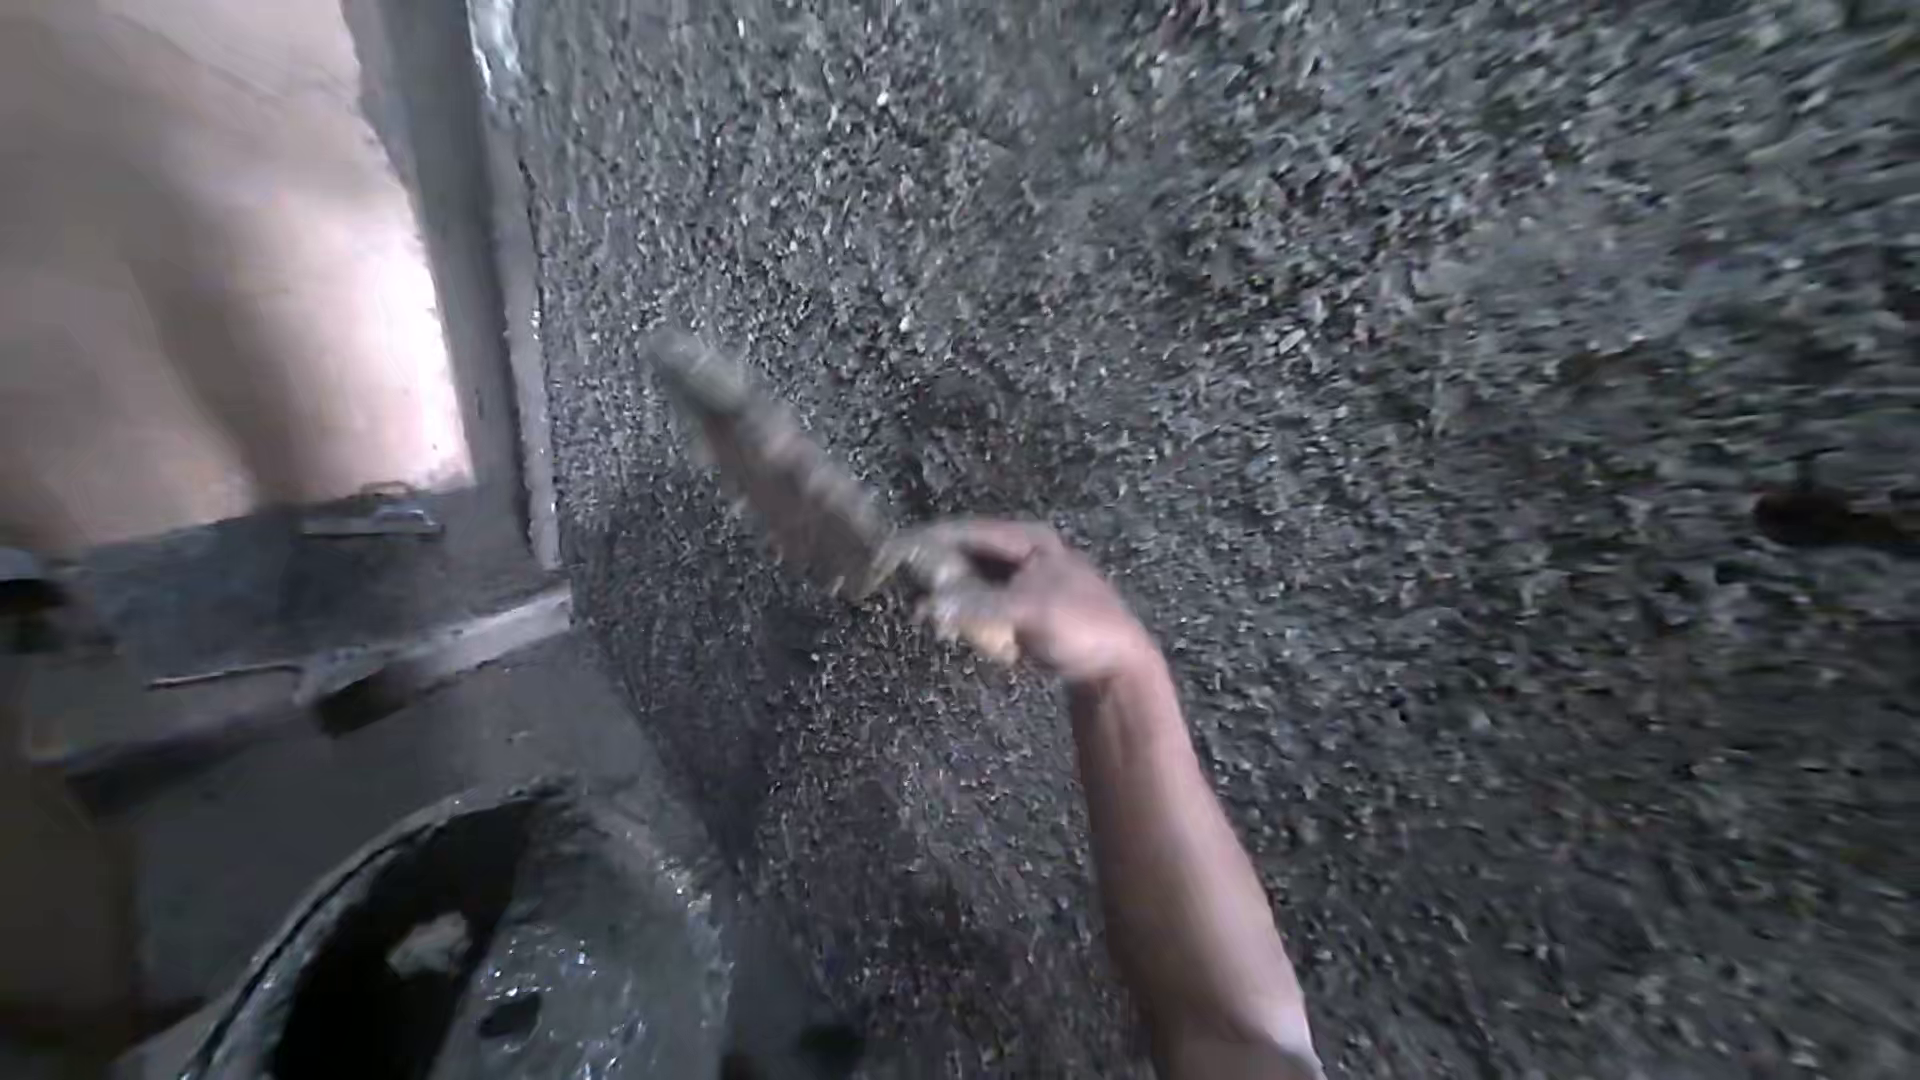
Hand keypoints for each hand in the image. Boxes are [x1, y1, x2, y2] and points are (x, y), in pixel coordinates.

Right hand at [892, 519, 1160, 685]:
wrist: (1116, 664)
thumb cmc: (1081, 625)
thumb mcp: (1029, 610)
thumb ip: (977, 606)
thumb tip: (927, 607)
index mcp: (1030, 541)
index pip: (970, 531)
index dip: (933, 538)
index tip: (898, 548)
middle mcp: (1023, 554)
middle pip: (968, 554)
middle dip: (937, 570)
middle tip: (903, 582)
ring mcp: (1021, 581)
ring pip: (972, 580)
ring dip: (949, 594)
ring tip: (922, 608)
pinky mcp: (1019, 607)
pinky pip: (982, 603)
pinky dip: (964, 611)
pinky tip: (948, 625)